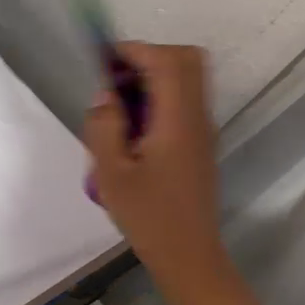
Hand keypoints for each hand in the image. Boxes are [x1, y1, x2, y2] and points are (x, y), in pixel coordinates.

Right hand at [83, 42, 261, 304]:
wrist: (187, 253)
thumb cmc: (147, 215)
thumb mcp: (111, 172)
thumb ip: (104, 126)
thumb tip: (104, 94)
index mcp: (177, 121)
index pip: (167, 61)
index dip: (134, 50)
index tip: (102, 61)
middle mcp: (197, 117)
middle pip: (187, 60)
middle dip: (146, 56)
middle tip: (112, 78)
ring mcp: (202, 129)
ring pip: (187, 78)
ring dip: (151, 76)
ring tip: (116, 102)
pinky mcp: (198, 142)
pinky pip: (182, 100)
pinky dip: (157, 95)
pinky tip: (130, 124)